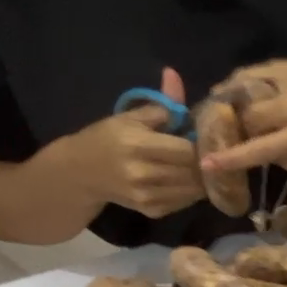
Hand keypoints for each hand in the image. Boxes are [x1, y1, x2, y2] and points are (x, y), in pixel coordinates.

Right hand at [57, 67, 204, 217]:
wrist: (81, 172)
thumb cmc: (107, 139)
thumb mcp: (130, 116)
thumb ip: (159, 102)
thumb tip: (174, 75)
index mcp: (136, 145)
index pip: (187, 149)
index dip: (198, 145)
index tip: (200, 140)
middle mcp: (143, 173)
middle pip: (194, 171)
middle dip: (203, 162)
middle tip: (205, 155)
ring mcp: (148, 195)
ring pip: (195, 190)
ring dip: (200, 179)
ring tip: (195, 167)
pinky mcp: (153, 211)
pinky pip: (185, 202)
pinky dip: (189, 192)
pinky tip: (181, 181)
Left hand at [200, 58, 286, 172]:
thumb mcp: (286, 67)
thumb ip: (250, 79)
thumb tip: (219, 94)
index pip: (253, 122)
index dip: (233, 123)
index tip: (216, 126)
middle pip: (263, 153)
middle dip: (235, 160)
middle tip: (209, 165)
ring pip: (279, 161)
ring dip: (264, 152)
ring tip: (260, 139)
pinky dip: (284, 155)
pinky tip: (286, 142)